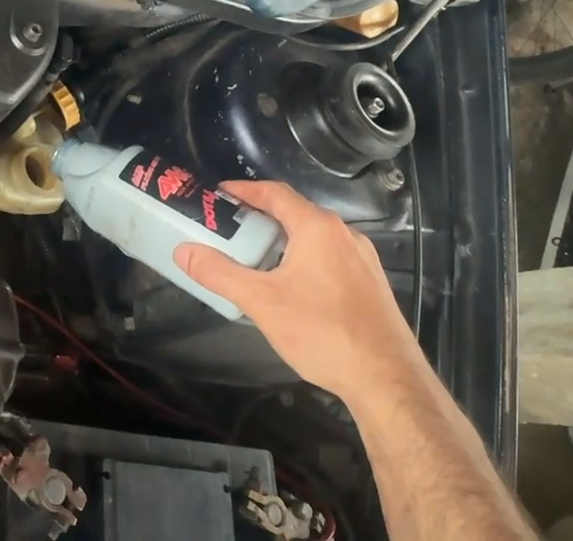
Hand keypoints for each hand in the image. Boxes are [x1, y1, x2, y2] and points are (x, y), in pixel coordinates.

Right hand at [174, 180, 424, 401]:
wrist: (389, 382)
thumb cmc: (322, 331)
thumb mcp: (260, 301)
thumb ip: (219, 273)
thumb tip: (183, 251)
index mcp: (318, 228)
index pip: (276, 193)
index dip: (244, 190)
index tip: (218, 195)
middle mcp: (345, 236)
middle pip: (295, 213)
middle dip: (259, 217)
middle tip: (228, 229)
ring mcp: (363, 262)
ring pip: (314, 238)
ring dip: (281, 240)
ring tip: (253, 257)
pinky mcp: (372, 287)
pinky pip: (329, 259)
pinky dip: (302, 259)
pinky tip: (289, 286)